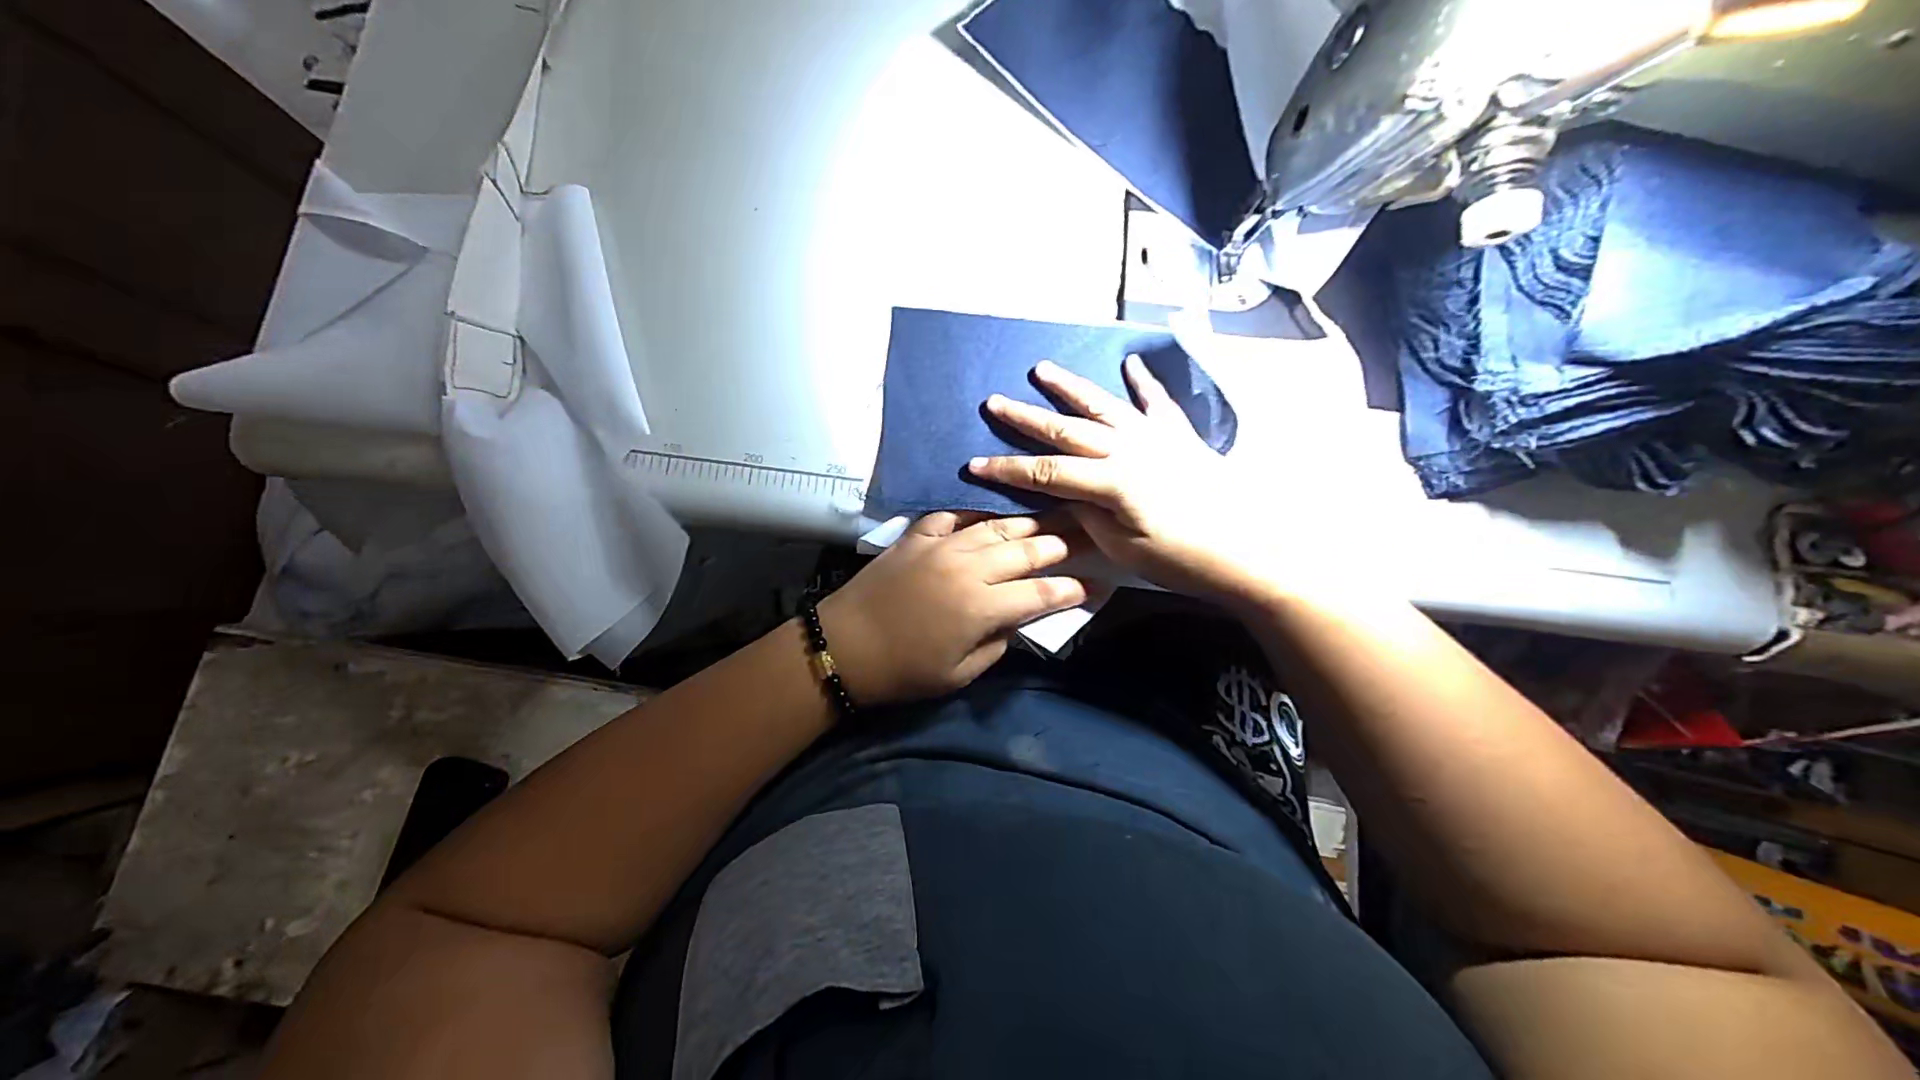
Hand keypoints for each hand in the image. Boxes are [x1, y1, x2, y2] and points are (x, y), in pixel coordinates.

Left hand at [818, 513, 1087, 705]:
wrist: (844, 646)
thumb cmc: (904, 671)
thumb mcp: (960, 673)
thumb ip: (998, 642)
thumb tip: (1018, 618)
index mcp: (983, 607)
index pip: (1042, 593)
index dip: (1072, 590)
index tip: (1094, 586)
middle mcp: (970, 568)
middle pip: (1027, 550)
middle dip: (1060, 545)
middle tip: (1084, 537)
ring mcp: (941, 546)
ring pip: (996, 526)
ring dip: (1027, 523)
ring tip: (1050, 518)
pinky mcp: (917, 536)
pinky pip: (954, 515)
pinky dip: (976, 513)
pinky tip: (991, 513)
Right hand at [967, 358, 1288, 607]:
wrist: (1249, 552)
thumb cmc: (1182, 560)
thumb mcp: (1124, 548)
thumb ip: (1089, 516)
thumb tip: (1068, 496)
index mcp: (1111, 482)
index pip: (1046, 473)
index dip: (1008, 471)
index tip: (974, 465)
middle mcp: (1129, 449)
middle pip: (1067, 429)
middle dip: (1025, 418)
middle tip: (994, 402)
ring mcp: (1156, 437)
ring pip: (1104, 405)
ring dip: (1070, 388)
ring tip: (1042, 369)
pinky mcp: (1181, 437)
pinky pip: (1158, 403)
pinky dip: (1144, 382)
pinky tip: (1132, 364)